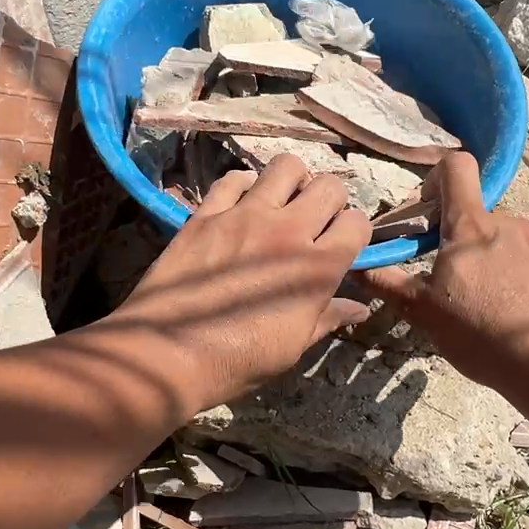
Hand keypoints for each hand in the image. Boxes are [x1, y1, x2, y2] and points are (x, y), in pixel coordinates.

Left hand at [108, 155, 372, 408]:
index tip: (341, 245)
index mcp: (317, 268)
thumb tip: (359, 309)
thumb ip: (326, 318)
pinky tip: (240, 204)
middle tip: (314, 220)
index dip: (354, 232)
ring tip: (282, 201)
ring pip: (286, 166)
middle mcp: (288, 231)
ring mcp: (245, 216)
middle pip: (329, 186)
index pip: (357, 223)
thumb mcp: (292, 347)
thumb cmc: (238, 362)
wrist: (169, 354)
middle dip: (330, 200)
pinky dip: (244, 185)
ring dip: (292, 180)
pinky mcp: (206, 214)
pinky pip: (233, 179)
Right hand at [361, 153, 528, 381]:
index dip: (439, 178)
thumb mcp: (424, 313)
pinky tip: (525, 315)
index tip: (431, 211)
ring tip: (494, 306)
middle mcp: (510, 224)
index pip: (456, 168)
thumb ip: (389, 284)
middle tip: (457, 285)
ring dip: (498, 262)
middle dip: (466, 243)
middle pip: (480, 219)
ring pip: (511, 242)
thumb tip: (357, 266)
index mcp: (470, 228)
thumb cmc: (480, 333)